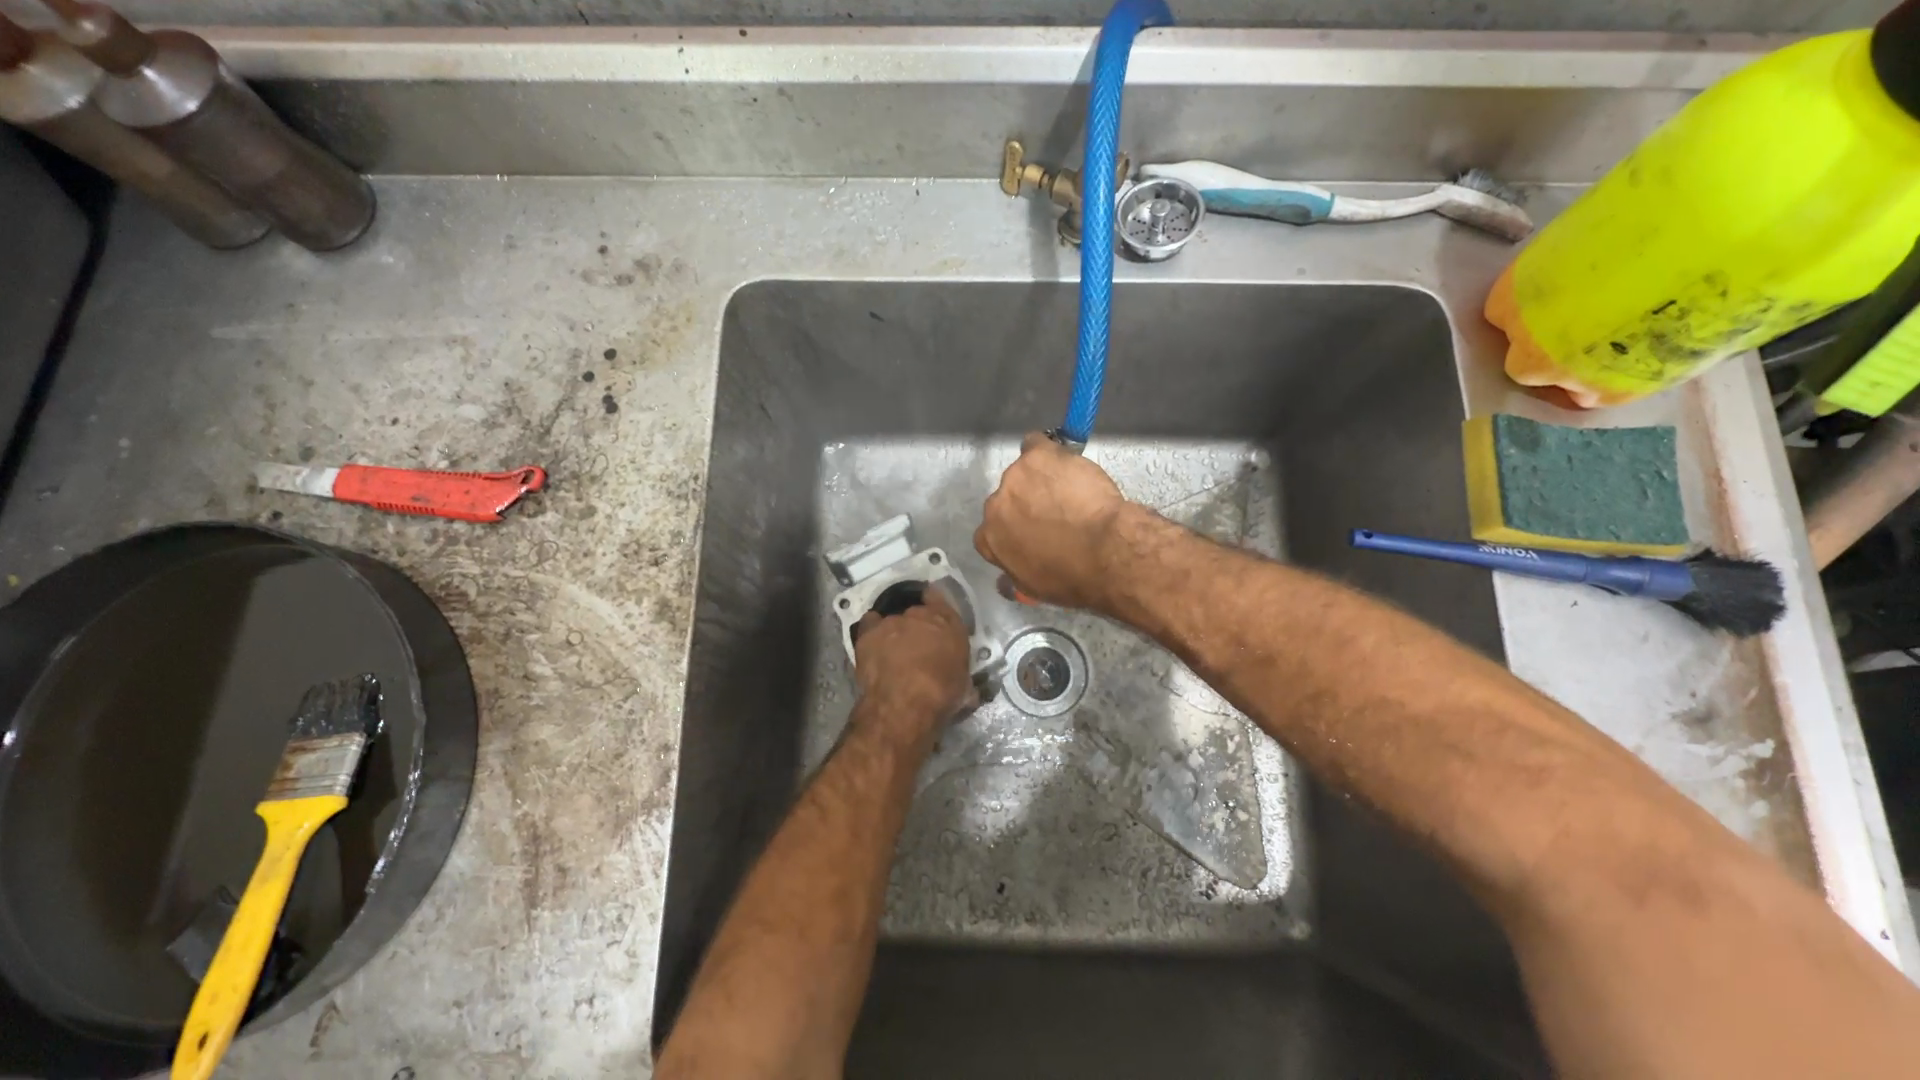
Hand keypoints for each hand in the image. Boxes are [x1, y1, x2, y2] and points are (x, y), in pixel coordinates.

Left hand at [852, 587, 975, 742]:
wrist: (905, 702)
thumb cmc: (941, 695)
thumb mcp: (963, 688)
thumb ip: (962, 678)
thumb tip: (968, 692)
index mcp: (949, 624)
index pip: (940, 601)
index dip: (934, 604)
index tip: (931, 612)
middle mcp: (921, 616)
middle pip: (916, 614)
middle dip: (916, 628)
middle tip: (915, 649)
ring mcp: (893, 621)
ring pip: (893, 622)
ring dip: (894, 634)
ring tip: (891, 655)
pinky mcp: (869, 632)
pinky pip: (870, 623)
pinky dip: (872, 632)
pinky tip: (872, 646)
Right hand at [975, 433, 1145, 611]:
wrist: (1104, 549)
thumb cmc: (1073, 577)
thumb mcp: (1036, 589)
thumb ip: (1015, 577)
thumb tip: (1005, 581)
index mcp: (990, 540)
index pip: (990, 531)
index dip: (1013, 529)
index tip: (1032, 532)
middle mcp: (995, 506)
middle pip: (1007, 498)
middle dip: (1027, 503)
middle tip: (1057, 513)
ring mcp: (1016, 477)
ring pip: (1025, 470)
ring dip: (1043, 478)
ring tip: (1071, 491)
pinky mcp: (1038, 456)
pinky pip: (1037, 444)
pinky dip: (1049, 451)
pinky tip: (1065, 461)